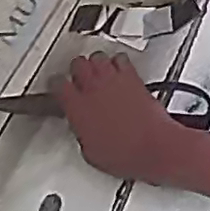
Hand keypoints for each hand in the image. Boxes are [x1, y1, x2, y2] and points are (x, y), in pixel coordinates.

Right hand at [53, 52, 193, 185]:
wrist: (152, 147)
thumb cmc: (124, 153)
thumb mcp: (90, 151)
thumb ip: (81, 130)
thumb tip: (83, 128)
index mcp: (78, 107)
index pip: (58, 85)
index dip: (57, 84)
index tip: (59, 86)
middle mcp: (93, 89)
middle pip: (77, 64)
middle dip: (77, 69)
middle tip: (80, 77)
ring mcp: (113, 80)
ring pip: (98, 57)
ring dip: (96, 63)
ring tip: (99, 71)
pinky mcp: (132, 77)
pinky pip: (121, 59)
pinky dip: (118, 61)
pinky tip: (119, 69)